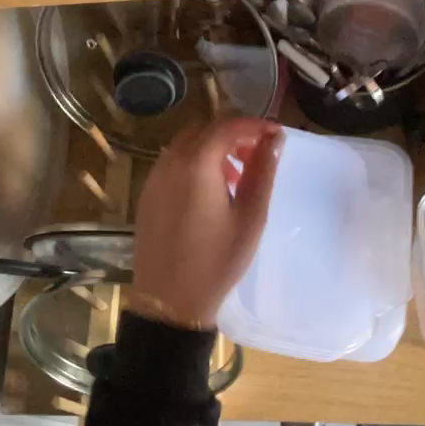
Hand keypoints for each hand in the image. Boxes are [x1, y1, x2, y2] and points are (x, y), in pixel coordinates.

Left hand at [129, 117, 283, 329]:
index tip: (277, 134)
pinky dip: (195, 164)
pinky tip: (211, 191)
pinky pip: (173, 164)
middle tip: (259, 154)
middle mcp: (170, 162)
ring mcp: (154, 178)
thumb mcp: (250, 217)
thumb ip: (263, 171)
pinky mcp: (147, 195)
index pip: (228, 126)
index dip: (255, 124)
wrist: (169, 301)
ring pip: (186, 145)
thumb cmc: (217, 261)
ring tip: (238, 175)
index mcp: (196, 164)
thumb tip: (275, 138)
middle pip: (204, 130)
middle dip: (234, 134)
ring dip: (214, 149)